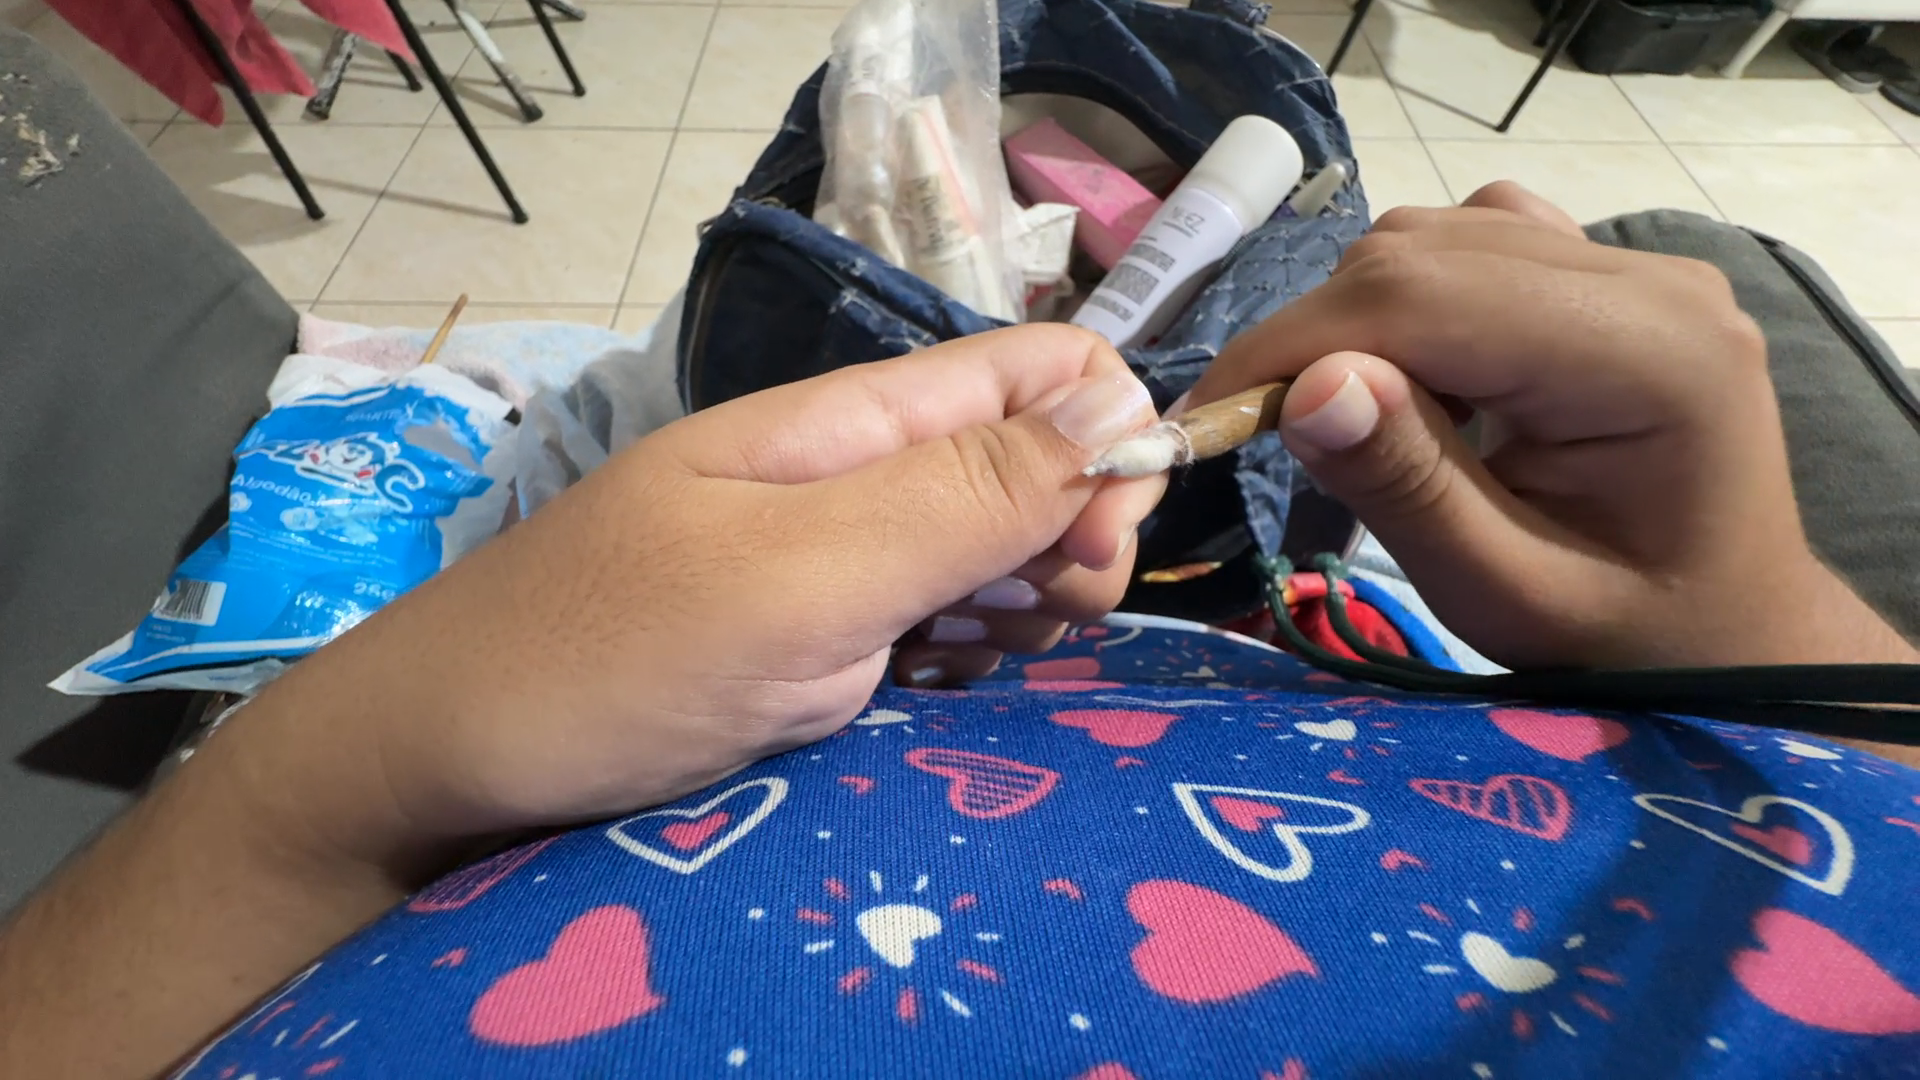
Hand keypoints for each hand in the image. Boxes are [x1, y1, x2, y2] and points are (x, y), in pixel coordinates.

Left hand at [227, 325, 1163, 867]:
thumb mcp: (797, 574)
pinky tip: (938, 682)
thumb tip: (1115, 413)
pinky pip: (959, 618)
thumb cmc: (610, 657)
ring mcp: (859, 553)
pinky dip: (978, 649)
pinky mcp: (844, 627)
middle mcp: (875, 474)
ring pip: (1009, 546)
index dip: (1104, 437)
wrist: (459, 758)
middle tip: (1037, 619)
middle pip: (1041, 462)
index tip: (1093, 542)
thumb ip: (960, 495)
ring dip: (1029, 601)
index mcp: (866, 423)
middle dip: (1075, 536)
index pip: (1044, 371)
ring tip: (963, 658)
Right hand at [1187, 182, 1912, 670]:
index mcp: (1641, 352)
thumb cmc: (1608, 628)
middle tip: (1265, 428)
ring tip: (1360, 417)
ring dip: (1346, 324)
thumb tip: (1306, 387)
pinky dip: (1393, 302)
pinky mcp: (1586, 272)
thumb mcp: (1494, 587)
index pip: (1419, 298)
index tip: (1207, 416)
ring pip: (1421, 242)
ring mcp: (1618, 264)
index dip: (1289, 344)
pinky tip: (1414, 371)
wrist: (1711, 618)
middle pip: (1412, 257)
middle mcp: (1638, 277)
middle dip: (1307, 339)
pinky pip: (1456, 244)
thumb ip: (1407, 486)